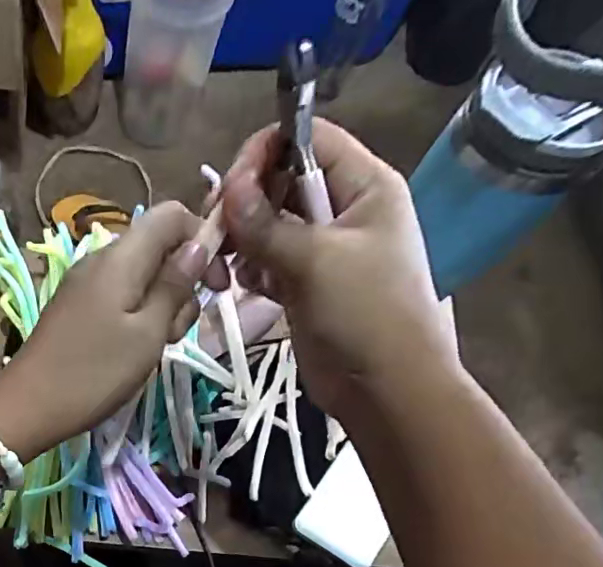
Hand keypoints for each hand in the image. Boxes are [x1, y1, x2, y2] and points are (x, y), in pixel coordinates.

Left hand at [0, 202, 209, 456]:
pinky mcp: (79, 307)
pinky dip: (139, 317)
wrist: (29, 407)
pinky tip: (133, 350)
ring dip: (162, 307)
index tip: (219, 284)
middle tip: (177, 332)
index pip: (173, 215)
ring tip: (154, 347)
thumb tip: (199, 245)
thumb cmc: (95, 373)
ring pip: (142, 277)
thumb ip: (175, 286)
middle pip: (159, 248)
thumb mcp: (148, 333)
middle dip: (182, 283)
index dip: (203, 239)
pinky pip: (121, 297)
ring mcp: (87, 283)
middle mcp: (102, 258)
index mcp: (122, 256)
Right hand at [221, 119, 461, 420]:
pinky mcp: (304, 287)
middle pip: (282, 182)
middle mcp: (343, 210)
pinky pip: (268, 263)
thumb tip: (227, 190)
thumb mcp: (318, 260)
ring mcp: (322, 252)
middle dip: (246, 202)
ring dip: (241, 240)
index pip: (309, 141)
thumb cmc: (367, 314)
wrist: (385, 389)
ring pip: (269, 226)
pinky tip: (236, 283)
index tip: (229, 186)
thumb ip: (268, 225)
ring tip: (223, 265)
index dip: (266, 153)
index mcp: (364, 186)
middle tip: (217, 230)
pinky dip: (249, 269)